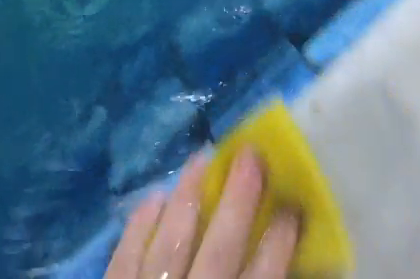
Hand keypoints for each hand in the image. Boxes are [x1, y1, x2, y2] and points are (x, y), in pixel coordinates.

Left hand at [104, 150, 298, 278]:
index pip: (263, 276)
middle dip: (238, 198)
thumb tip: (281, 251)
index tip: (294, 205)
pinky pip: (125, 254)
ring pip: (171, 239)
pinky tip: (155, 197)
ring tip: (202, 158)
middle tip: (252, 153)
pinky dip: (140, 223)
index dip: (280, 240)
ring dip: (189, 194)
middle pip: (221, 246)